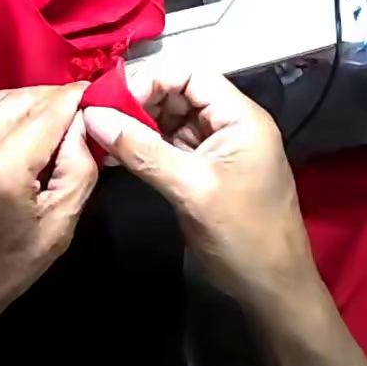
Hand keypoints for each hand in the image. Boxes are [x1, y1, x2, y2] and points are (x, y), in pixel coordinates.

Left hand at [0, 83, 97, 344]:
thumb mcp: (59, 227)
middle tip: (82, 113)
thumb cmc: (1, 271)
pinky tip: (20, 133)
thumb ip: (80, 167)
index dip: (80, 98)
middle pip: (26, 97)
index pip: (51, 109)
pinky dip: (7, 113)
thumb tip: (87, 121)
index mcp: (0, 170)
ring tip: (54, 122)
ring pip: (2, 98)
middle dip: (58, 99)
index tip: (102, 98)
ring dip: (33, 102)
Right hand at [81, 64, 319, 316]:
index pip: (192, 75)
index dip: (151, 79)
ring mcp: (218, 147)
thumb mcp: (191, 189)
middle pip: (180, 94)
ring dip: (138, 125)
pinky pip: (171, 146)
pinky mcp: (205, 169)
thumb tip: (93, 117)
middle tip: (97, 115)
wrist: (273, 289)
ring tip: (99, 132)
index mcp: (240, 117)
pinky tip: (115, 152)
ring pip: (172, 120)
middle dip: (140, 102)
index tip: (110, 96)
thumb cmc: (242, 235)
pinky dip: (145, 147)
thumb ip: (143, 151)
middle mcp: (231, 123)